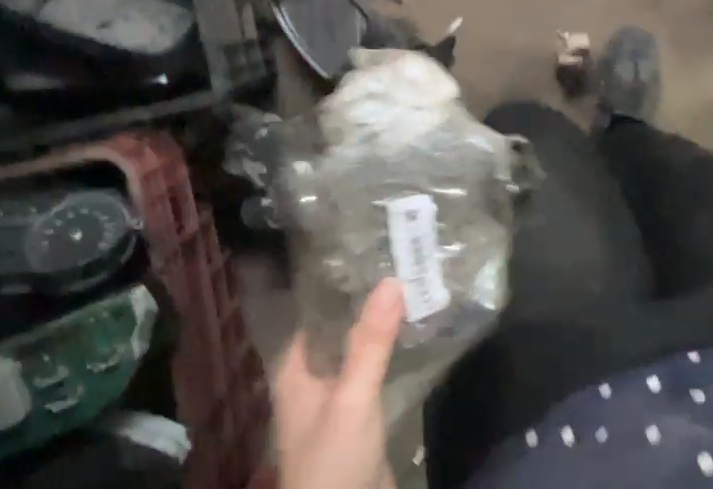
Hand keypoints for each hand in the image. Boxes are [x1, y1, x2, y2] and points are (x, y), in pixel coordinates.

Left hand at [274, 279, 404, 488]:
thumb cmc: (332, 461)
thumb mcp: (353, 398)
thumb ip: (370, 342)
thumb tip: (392, 279)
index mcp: (295, 369)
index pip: (317, 310)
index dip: (344, 282)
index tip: (378, 251)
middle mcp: (310, 379)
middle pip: (340, 329)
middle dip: (370, 302)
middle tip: (407, 263)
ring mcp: (334, 399)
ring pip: (359, 351)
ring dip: (383, 328)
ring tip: (418, 288)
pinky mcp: (359, 417)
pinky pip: (374, 373)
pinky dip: (391, 354)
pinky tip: (417, 335)